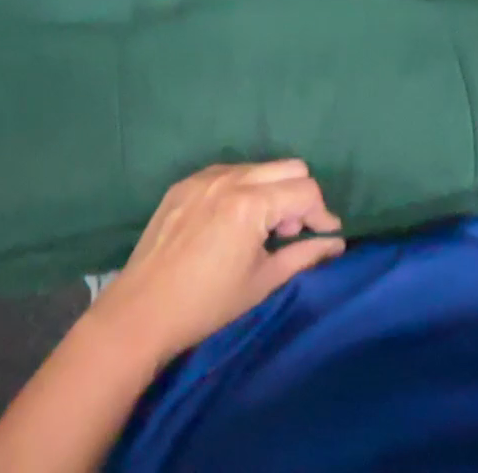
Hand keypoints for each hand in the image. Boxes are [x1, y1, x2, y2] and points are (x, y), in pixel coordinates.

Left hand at [83, 160, 344, 366]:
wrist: (141, 311)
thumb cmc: (207, 303)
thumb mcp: (263, 281)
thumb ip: (304, 255)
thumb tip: (336, 243)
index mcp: (251, 203)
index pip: (306, 190)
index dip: (322, 213)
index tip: (324, 236)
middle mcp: (229, 179)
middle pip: (288, 167)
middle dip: (299, 197)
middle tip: (289, 233)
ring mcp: (203, 178)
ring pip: (258, 167)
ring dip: (271, 191)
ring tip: (260, 230)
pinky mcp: (183, 184)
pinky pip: (227, 173)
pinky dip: (242, 190)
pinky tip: (231, 223)